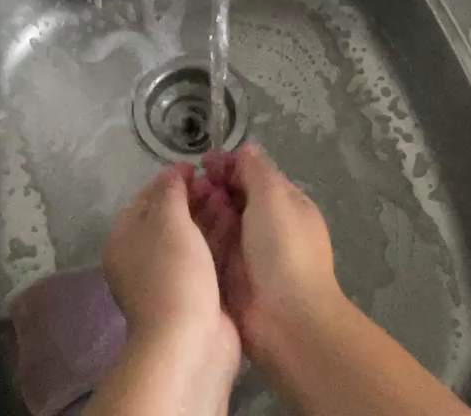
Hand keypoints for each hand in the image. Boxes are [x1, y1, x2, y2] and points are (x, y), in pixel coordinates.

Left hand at [102, 164, 240, 391]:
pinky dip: (219, 238)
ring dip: (210, 215)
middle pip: (170, 216)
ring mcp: (170, 278)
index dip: (171, 179)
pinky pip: (207, 256)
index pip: (146, 198)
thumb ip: (170, 190)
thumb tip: (174, 173)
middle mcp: (143, 257)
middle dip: (194, 196)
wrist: (188, 342)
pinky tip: (237, 221)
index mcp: (125, 238)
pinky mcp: (196, 294)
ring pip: (191, 236)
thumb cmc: (172, 272)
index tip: (197, 165)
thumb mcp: (167, 220)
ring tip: (231, 197)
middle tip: (219, 182)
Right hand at [195, 145, 346, 345]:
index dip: (228, 164)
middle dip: (212, 185)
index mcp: (284, 203)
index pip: (252, 173)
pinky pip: (209, 245)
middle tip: (192, 185)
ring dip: (203, 208)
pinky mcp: (227, 273)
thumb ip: (256, 169)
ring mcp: (245, 250)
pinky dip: (198, 234)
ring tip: (187, 206)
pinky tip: (183, 229)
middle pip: (232, 194)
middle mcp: (265, 224)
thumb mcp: (274, 197)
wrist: (286, 319)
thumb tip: (243, 151)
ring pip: (218, 219)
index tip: (205, 163)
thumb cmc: (284, 250)